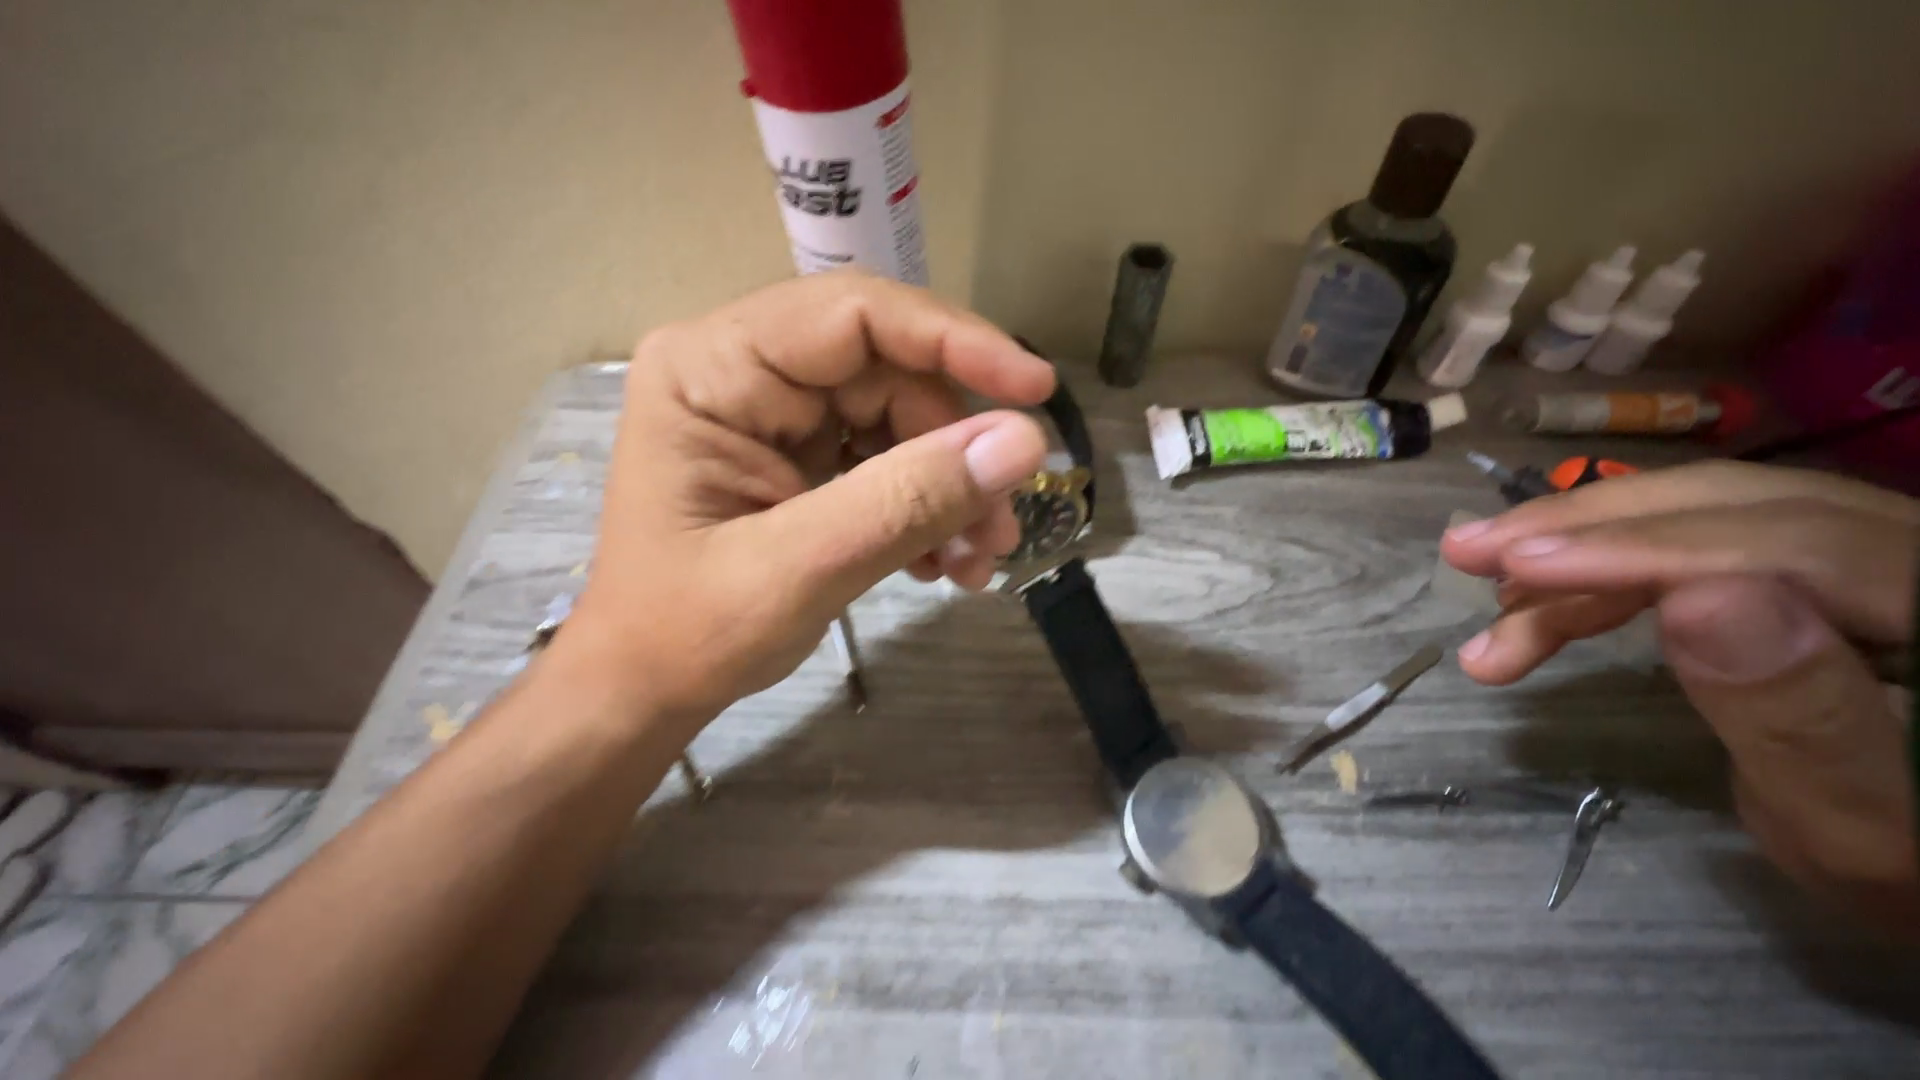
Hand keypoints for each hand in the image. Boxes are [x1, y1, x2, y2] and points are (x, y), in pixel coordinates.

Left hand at [559, 272, 1054, 728]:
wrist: (647, 688)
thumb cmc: (690, 632)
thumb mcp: (800, 569)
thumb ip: (907, 502)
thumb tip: (1024, 443)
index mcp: (712, 368)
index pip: (853, 316)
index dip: (955, 341)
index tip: (1035, 390)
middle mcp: (744, 370)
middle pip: (888, 372)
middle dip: (955, 449)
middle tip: (1001, 527)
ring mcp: (774, 413)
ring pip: (900, 417)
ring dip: (949, 488)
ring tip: (975, 562)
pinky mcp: (799, 454)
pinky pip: (886, 457)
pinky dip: (925, 506)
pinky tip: (943, 563)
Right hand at [1441, 461, 1919, 926]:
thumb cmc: (1914, 878)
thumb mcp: (1861, 834)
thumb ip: (1794, 718)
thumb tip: (1699, 598)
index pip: (1790, 546)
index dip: (1640, 550)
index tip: (1511, 566)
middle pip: (1735, 506)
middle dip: (1585, 528)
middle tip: (1468, 551)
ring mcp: (1872, 551)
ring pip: (1703, 515)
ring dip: (1580, 550)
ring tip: (1488, 591)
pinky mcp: (1812, 570)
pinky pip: (1697, 544)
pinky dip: (1605, 575)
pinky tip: (1543, 610)